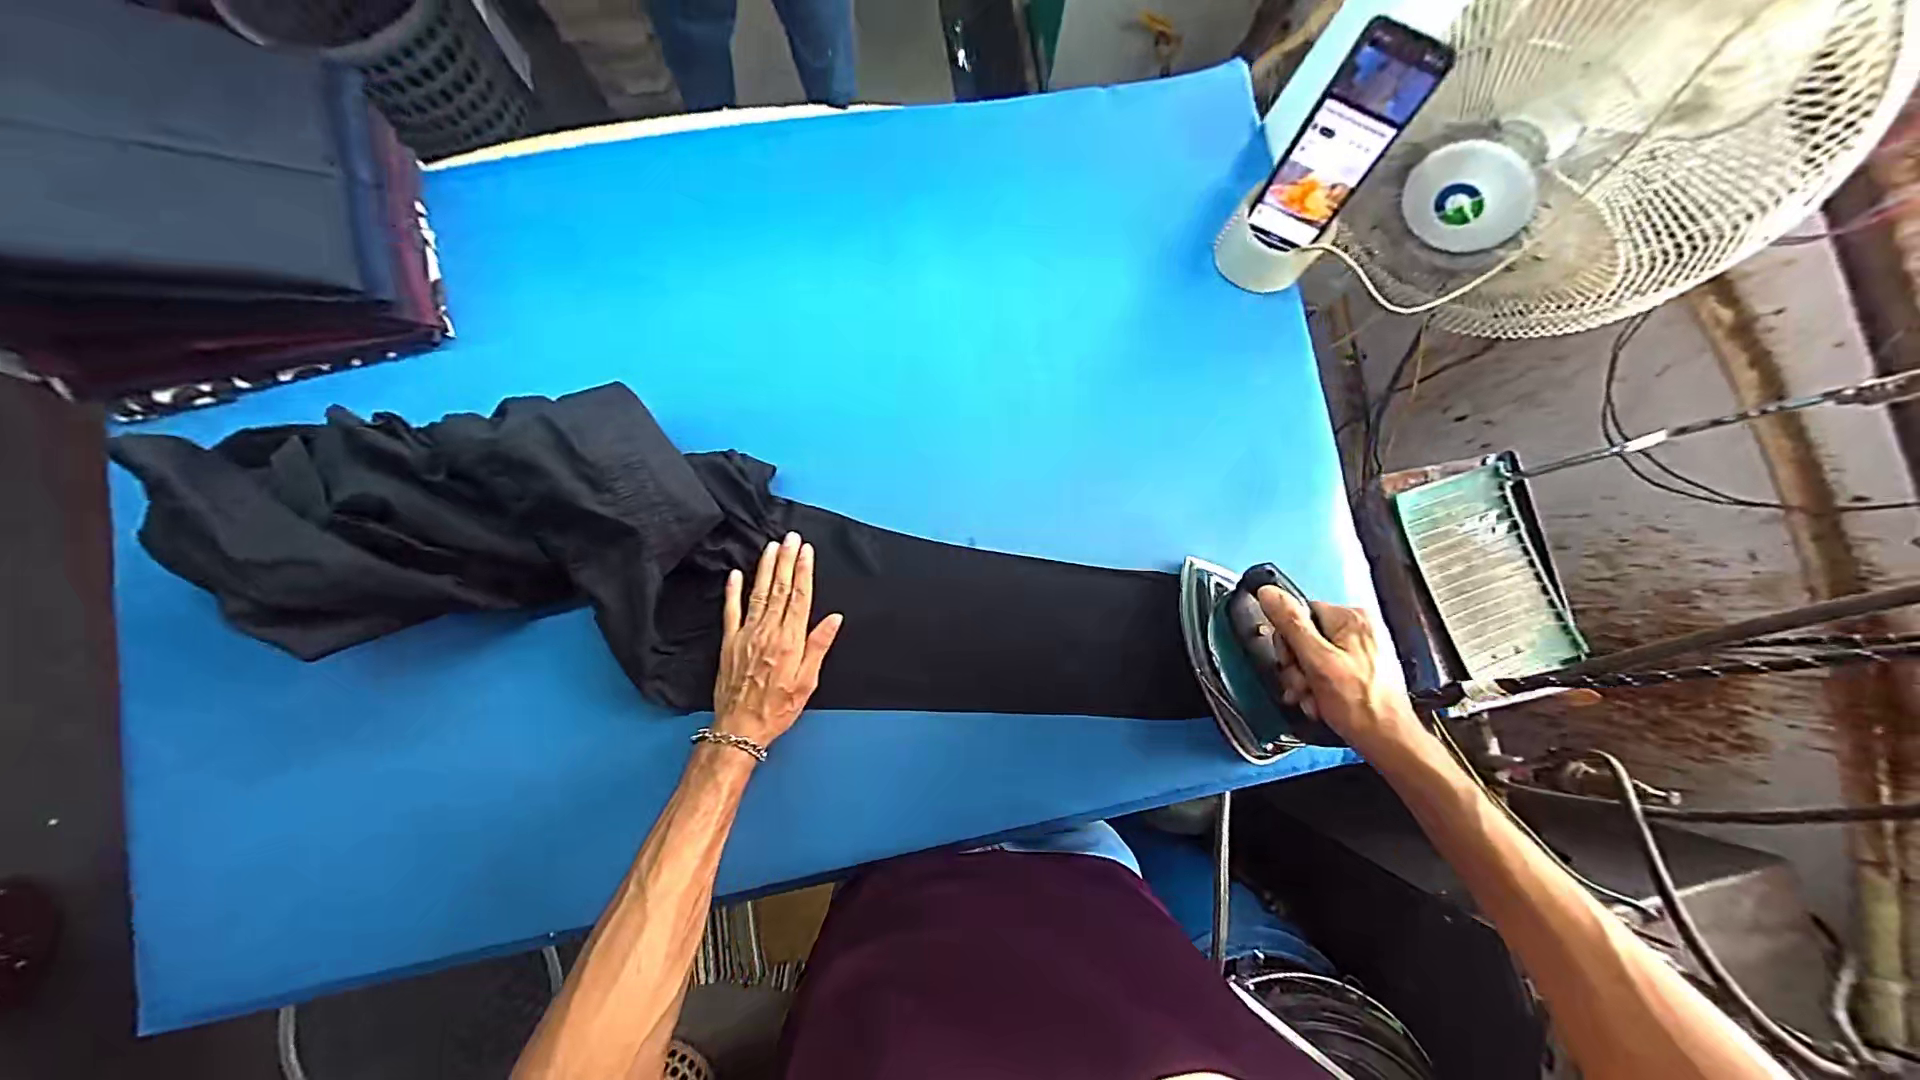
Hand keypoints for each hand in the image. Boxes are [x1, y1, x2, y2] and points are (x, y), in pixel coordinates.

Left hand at [713, 532, 842, 748]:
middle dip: (786, 561)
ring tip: (771, 547)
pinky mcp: (729, 642)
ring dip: (765, 568)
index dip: (803, 571)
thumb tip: (833, 619)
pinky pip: (731, 611)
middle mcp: (768, 632)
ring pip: (758, 594)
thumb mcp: (808, 682)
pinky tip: (736, 574)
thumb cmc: (777, 708)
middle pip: (779, 589)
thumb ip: (818, 646)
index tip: (806, 551)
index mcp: (790, 641)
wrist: (740, 727)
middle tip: (790, 538)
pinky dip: (733, 591)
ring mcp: (746, 635)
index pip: (799, 597)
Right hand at [1255, 587, 1423, 755]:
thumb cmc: (1360, 705)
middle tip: (1302, 684)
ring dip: (1304, 680)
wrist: (1387, 741)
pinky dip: (1317, 686)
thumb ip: (1291, 623)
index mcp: (1352, 618)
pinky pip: (1325, 669)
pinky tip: (1319, 701)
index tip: (1292, 662)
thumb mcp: (1316, 660)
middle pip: (1304, 636)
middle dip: (1296, 665)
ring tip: (1311, 697)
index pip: (1300, 613)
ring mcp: (1361, 650)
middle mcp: (1359, 629)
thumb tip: (1270, 593)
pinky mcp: (1360, 668)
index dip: (1288, 640)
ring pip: (1311, 656)